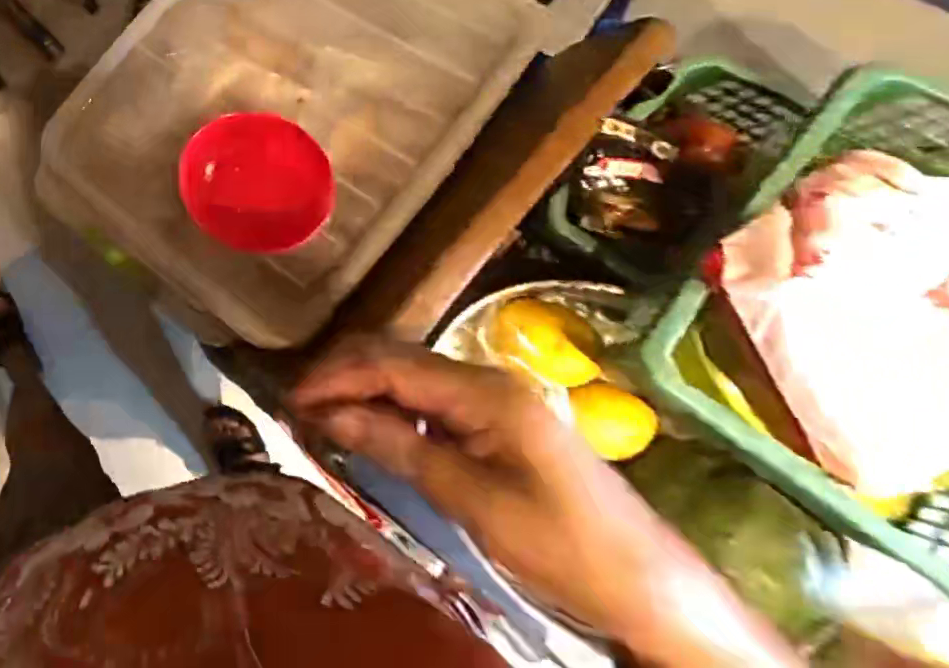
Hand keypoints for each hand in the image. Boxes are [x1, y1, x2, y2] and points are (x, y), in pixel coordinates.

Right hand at [291, 339, 799, 667]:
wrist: (657, 592)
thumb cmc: (567, 548)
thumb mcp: (474, 502)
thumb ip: (398, 447)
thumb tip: (328, 413)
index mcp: (482, 390)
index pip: (388, 364)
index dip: (334, 376)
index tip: (291, 399)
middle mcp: (482, 378)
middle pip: (393, 357)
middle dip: (340, 374)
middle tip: (297, 404)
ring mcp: (489, 396)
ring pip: (406, 374)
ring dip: (360, 387)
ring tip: (320, 413)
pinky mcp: (492, 418)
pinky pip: (425, 398)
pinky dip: (387, 405)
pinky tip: (366, 424)